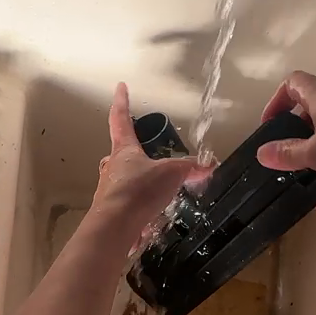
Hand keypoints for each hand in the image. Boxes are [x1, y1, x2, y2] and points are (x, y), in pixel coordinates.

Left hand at [89, 83, 207, 240]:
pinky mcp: (112, 212)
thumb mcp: (171, 174)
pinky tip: (151, 217)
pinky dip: (140, 208)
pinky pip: (127, 205)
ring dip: (136, 183)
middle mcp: (112, 168)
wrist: (115, 227)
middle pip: (119, 154)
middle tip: (142, 153)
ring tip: (155, 191)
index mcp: (123, 151)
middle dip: (130, 153)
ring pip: (122, 181)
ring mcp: (109, 191)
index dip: (122, 102)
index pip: (121, 119)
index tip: (120, 87)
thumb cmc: (137, 192)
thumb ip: (189, 168)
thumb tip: (207, 166)